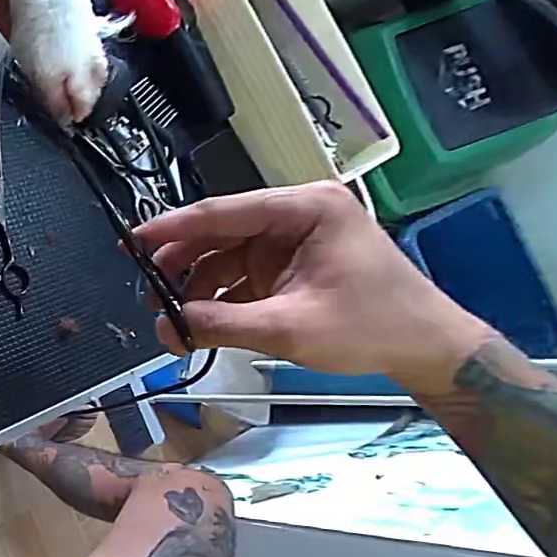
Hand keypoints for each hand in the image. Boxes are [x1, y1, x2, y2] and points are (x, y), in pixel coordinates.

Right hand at [133, 182, 498, 392]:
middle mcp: (296, 217)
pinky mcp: (290, 269)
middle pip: (221, 233)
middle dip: (183, 264)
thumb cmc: (371, 327)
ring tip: (171, 321)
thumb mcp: (291, 328)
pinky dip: (219, 301)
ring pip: (227, 258)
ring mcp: (292, 244)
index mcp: (305, 209)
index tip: (132, 241)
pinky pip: (242, 279)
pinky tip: (199, 323)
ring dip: (197, 289)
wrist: (424, 347)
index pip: (224, 212)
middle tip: (148, 294)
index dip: (173, 228)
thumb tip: (166, 329)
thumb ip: (223, 325)